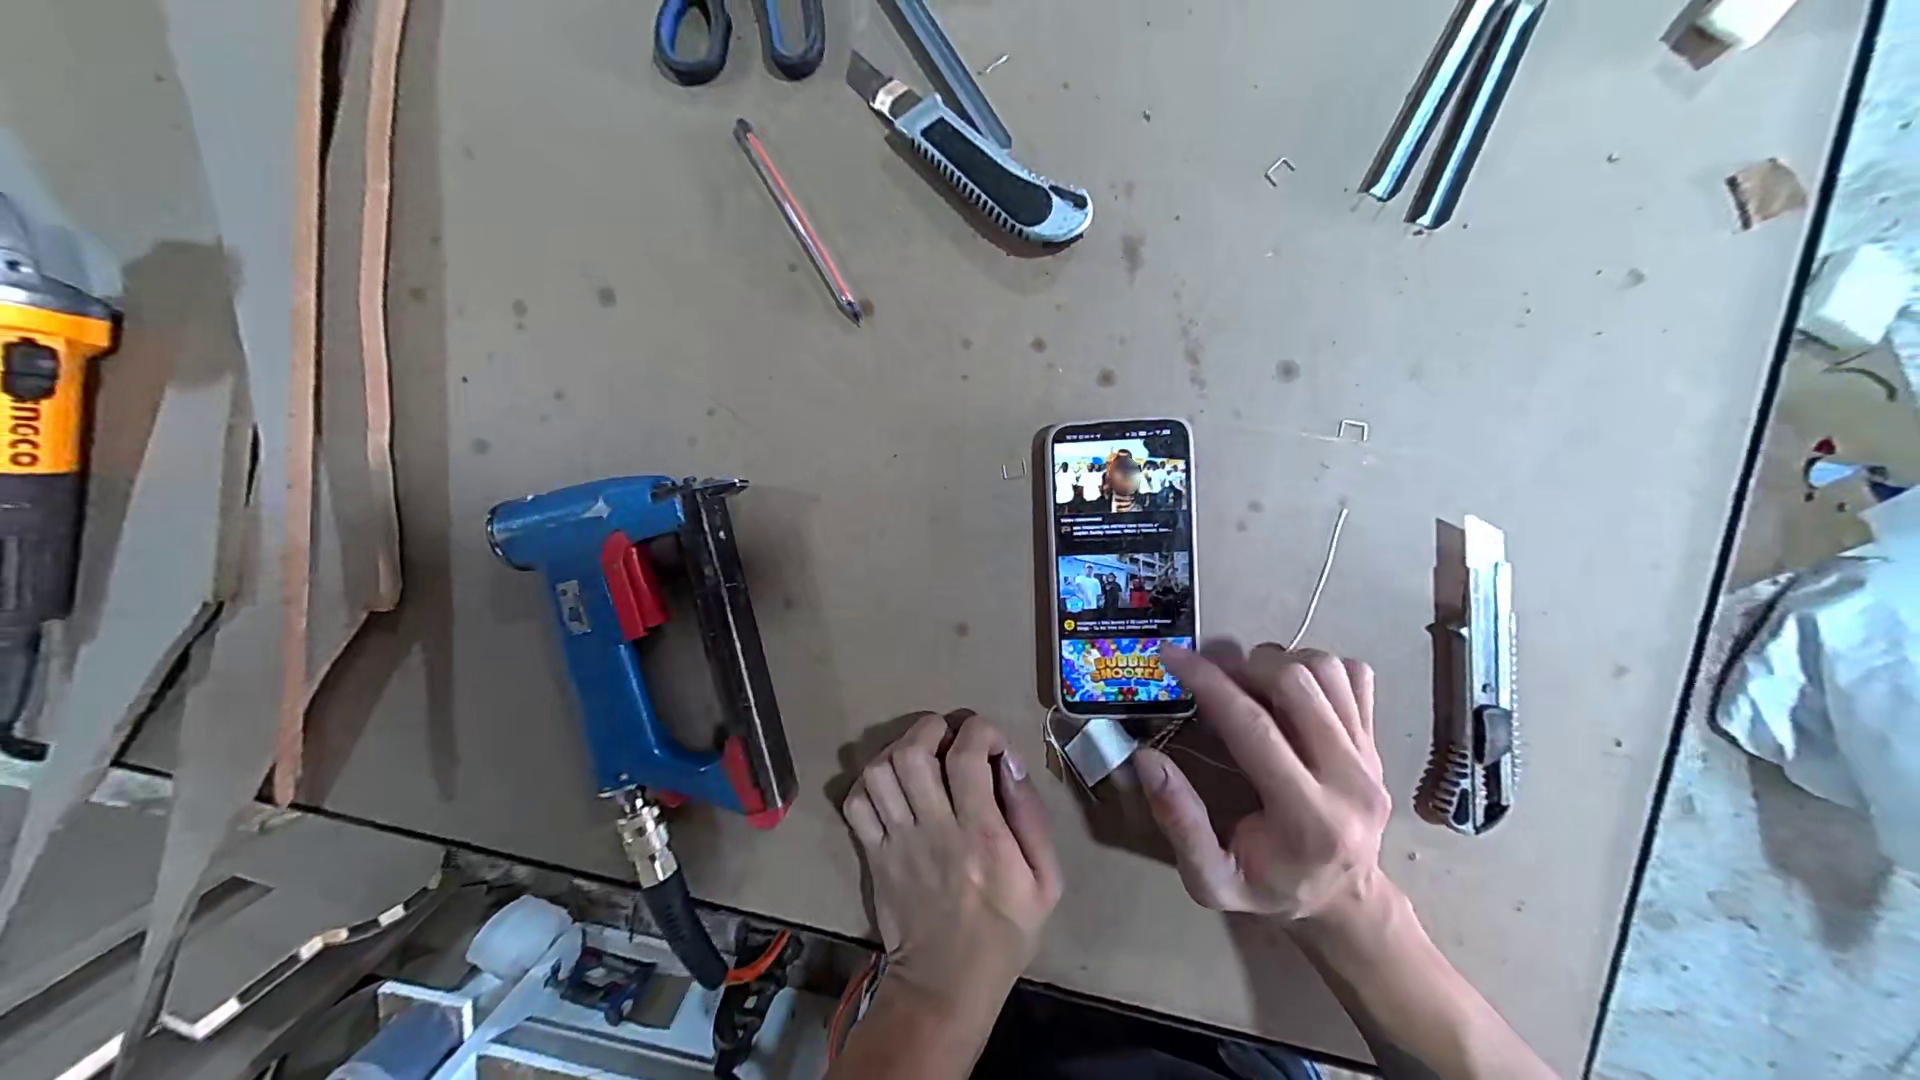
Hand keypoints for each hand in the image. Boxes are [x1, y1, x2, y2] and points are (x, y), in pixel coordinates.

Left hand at [841, 712, 1061, 1007]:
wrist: (947, 985)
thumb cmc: (1005, 930)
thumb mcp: (1046, 881)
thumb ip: (1032, 816)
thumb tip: (1010, 761)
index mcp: (980, 832)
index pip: (967, 754)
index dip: (979, 730)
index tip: (990, 741)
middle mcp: (934, 827)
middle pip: (913, 752)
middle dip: (931, 728)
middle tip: (947, 737)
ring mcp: (897, 840)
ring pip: (879, 771)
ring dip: (898, 750)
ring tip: (919, 757)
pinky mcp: (873, 855)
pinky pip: (856, 803)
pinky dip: (869, 783)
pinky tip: (892, 787)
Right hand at [1136, 645, 1390, 927]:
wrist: (1343, 897)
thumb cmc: (1270, 887)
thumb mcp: (1211, 880)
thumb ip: (1178, 822)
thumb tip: (1146, 759)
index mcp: (1308, 818)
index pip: (1254, 727)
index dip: (1208, 683)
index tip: (1172, 656)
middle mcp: (1351, 780)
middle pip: (1297, 684)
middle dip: (1242, 665)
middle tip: (1211, 674)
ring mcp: (1371, 757)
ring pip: (1326, 671)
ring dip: (1278, 662)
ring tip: (1247, 681)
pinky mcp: (1378, 741)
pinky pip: (1353, 676)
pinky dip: (1315, 668)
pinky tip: (1288, 690)